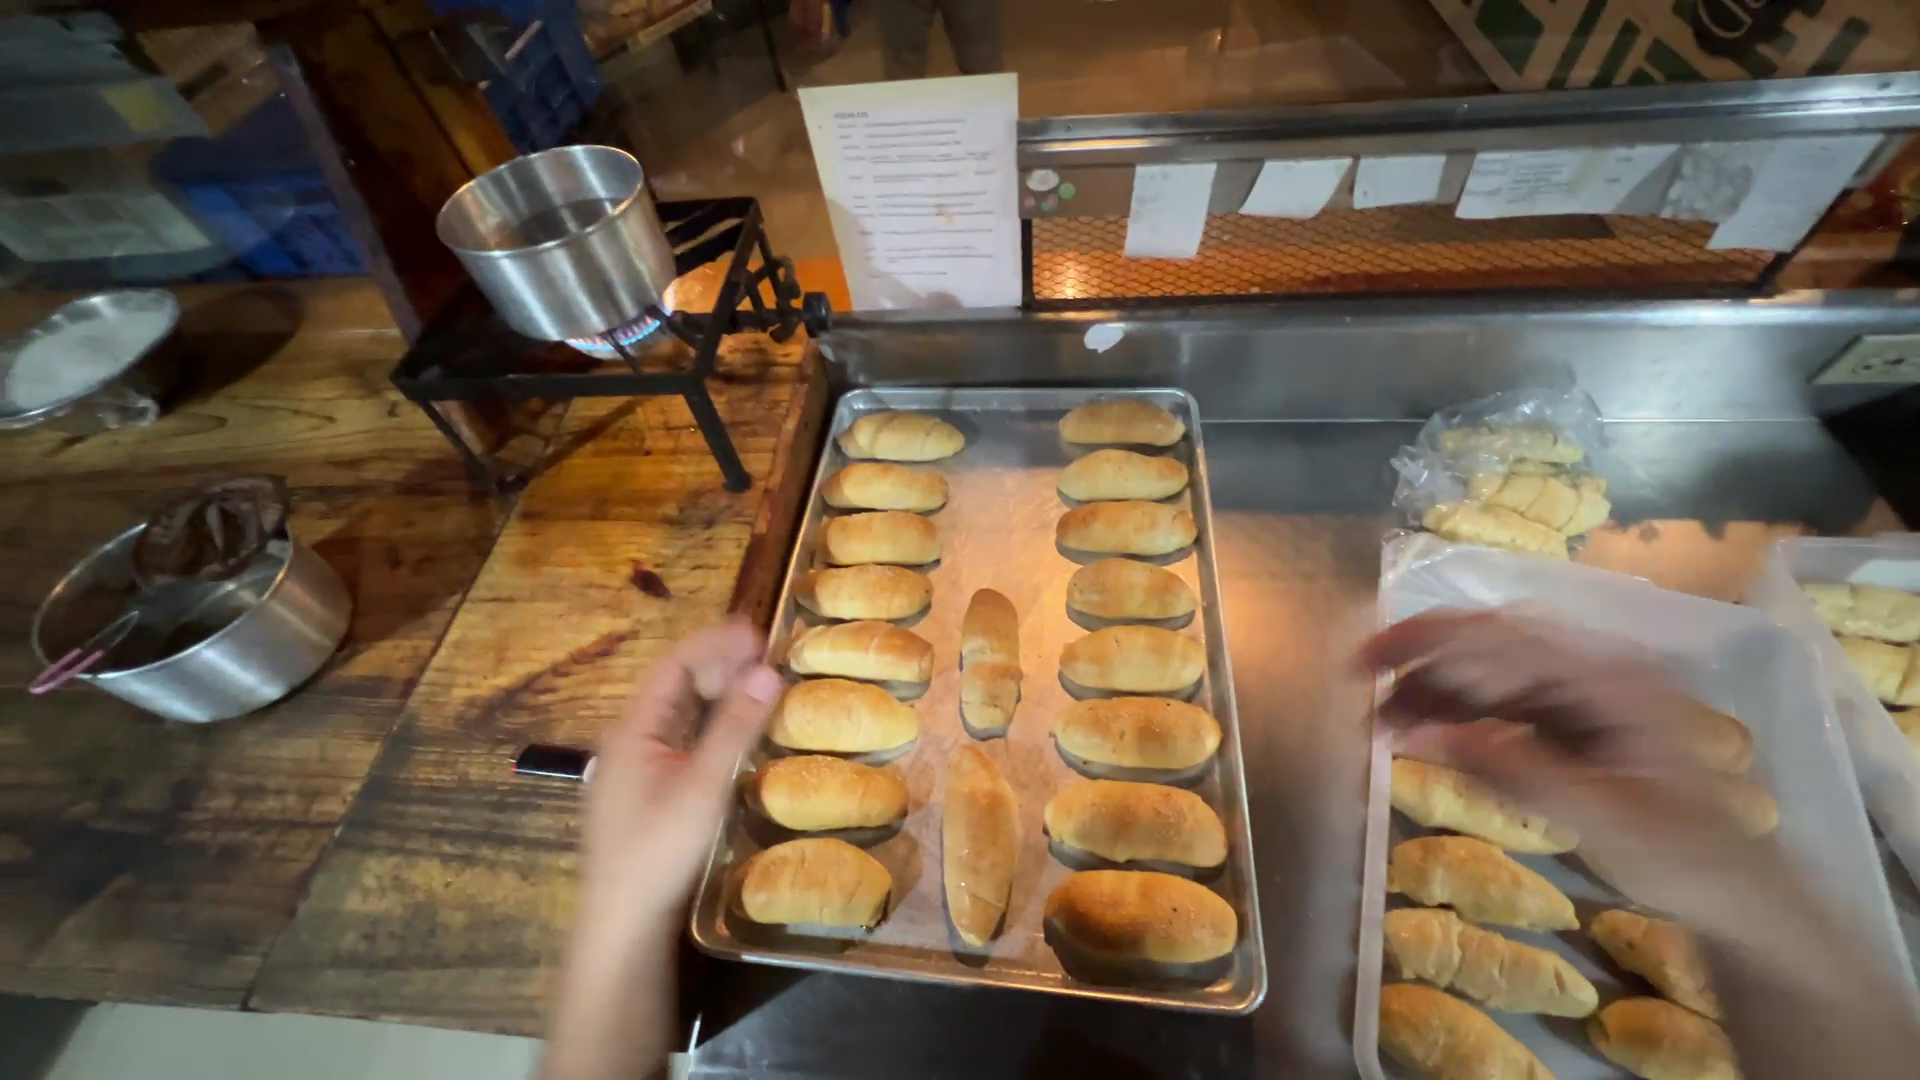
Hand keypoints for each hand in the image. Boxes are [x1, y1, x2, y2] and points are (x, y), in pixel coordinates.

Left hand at [575, 620, 782, 952]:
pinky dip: (713, 720)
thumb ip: (735, 727)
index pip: (674, 666)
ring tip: (760, 683)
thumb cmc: (659, 852)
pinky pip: (684, 735)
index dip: (715, 644)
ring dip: (718, 691)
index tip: (759, 635)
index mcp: (633, 729)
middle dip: (720, 664)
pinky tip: (739, 726)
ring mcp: (640, 763)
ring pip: (681, 710)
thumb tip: (769, 672)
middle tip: (767, 660)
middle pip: (676, 684)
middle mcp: (632, 737)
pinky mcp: (651, 785)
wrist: (623, 923)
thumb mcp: (704, 786)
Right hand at [1359, 609, 1756, 910]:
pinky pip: (1487, 699)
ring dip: (1424, 687)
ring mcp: (1570, 693)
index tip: (1371, 658)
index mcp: (1610, 678)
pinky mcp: (1554, 717)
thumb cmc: (1683, 856)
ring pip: (1479, 670)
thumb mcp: (1602, 819)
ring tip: (1377, 719)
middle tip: (1360, 678)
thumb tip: (1429, 735)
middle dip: (1418, 658)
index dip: (1431, 640)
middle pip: (1485, 643)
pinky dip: (1444, 711)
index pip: (1504, 638)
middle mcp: (1587, 671)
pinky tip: (1412, 731)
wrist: (1733, 890)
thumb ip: (1516, 772)